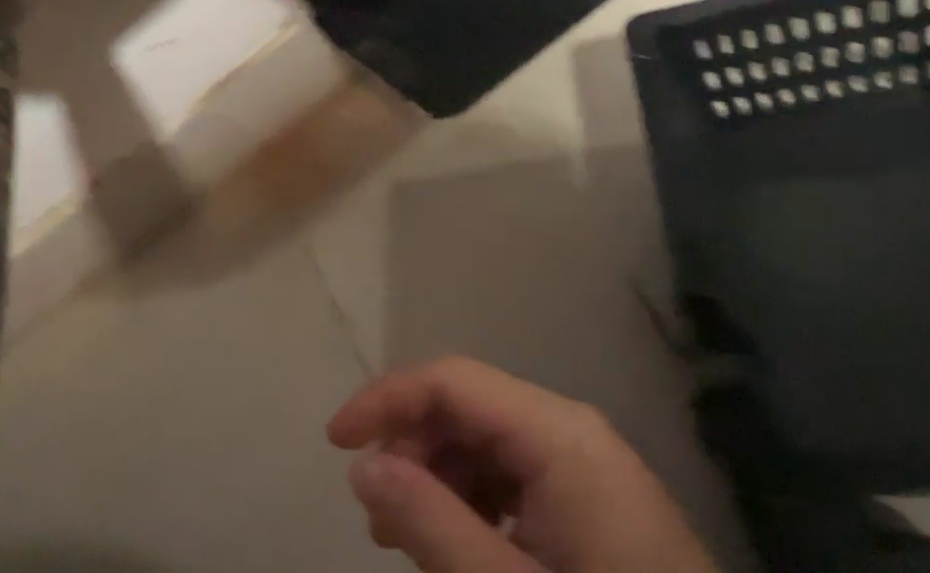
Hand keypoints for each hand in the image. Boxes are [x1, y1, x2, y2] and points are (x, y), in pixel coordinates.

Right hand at [329, 357, 717, 572]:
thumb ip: (430, 524)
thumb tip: (362, 465)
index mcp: (560, 435)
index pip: (451, 380)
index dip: (386, 399)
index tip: (334, 445)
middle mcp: (574, 433)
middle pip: (467, 410)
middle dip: (411, 451)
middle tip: (378, 521)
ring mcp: (589, 470)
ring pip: (487, 447)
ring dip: (438, 483)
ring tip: (409, 542)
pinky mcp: (595, 506)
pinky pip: (515, 482)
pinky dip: (473, 506)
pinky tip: (459, 549)